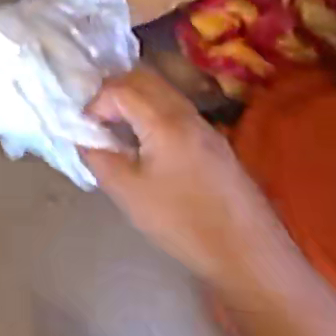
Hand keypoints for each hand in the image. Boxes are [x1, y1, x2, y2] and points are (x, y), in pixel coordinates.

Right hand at [83, 68, 293, 296]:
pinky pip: (176, 111)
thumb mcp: (127, 192)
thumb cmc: (183, 222)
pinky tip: (147, 149)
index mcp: (164, 120)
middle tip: (97, 121)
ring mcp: (206, 127)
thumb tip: (85, 136)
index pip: (120, 88)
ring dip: (134, 102)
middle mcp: (187, 113)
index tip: (87, 131)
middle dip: (113, 92)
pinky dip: (153, 115)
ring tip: (119, 134)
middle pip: (144, 79)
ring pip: (162, 92)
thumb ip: (98, 156)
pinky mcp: (216, 144)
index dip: (95, 103)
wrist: (250, 257)